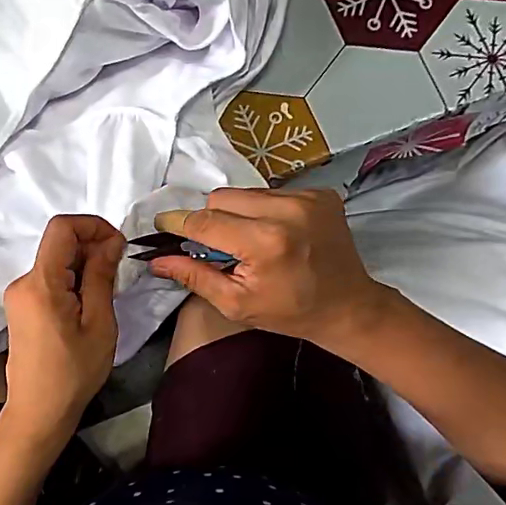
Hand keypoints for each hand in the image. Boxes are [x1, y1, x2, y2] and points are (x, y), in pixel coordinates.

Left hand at [1, 215, 123, 436]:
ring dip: (83, 268)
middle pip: (58, 244)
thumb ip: (101, 276)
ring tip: (103, 297)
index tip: (117, 246)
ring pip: (55, 262)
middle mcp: (22, 283)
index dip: (92, 226)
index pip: (61, 228)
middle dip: (91, 249)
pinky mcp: (21, 308)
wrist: (39, 410)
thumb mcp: (99, 323)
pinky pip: (48, 280)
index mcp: (40, 284)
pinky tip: (87, 306)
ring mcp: (18, 296)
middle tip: (116, 274)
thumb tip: (110, 241)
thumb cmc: (73, 372)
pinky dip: (71, 282)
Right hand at [150, 188, 397, 350]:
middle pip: (222, 198)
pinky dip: (260, 210)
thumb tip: (157, 260)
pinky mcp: (319, 194)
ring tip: (246, 240)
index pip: (205, 221)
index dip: (178, 223)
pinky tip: (272, 233)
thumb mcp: (235, 303)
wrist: (348, 306)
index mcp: (265, 242)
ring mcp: (307, 198)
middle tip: (215, 246)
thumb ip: (194, 276)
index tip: (161, 225)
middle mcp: (287, 211)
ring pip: (245, 193)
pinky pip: (270, 192)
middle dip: (210, 219)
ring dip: (235, 213)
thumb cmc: (289, 312)